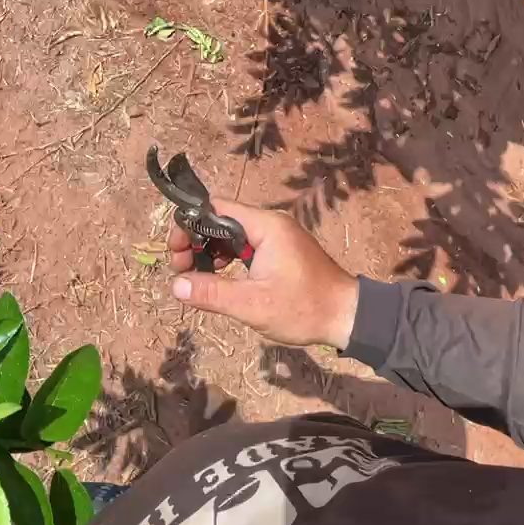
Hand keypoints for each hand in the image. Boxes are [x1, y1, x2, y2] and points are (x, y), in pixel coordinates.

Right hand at [168, 202, 359, 348]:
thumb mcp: (253, 304)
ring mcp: (277, 237)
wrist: (348, 316)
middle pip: (222, 220)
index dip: (190, 225)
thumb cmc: (304, 308)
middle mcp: (270, 224)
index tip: (176, 252)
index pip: (217, 208)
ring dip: (210, 250)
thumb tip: (175, 285)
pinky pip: (245, 245)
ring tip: (193, 275)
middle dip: (196, 240)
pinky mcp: (280, 251)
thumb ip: (212, 292)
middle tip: (180, 268)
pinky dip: (227, 258)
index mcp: (265, 226)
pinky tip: (217, 277)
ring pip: (232, 234)